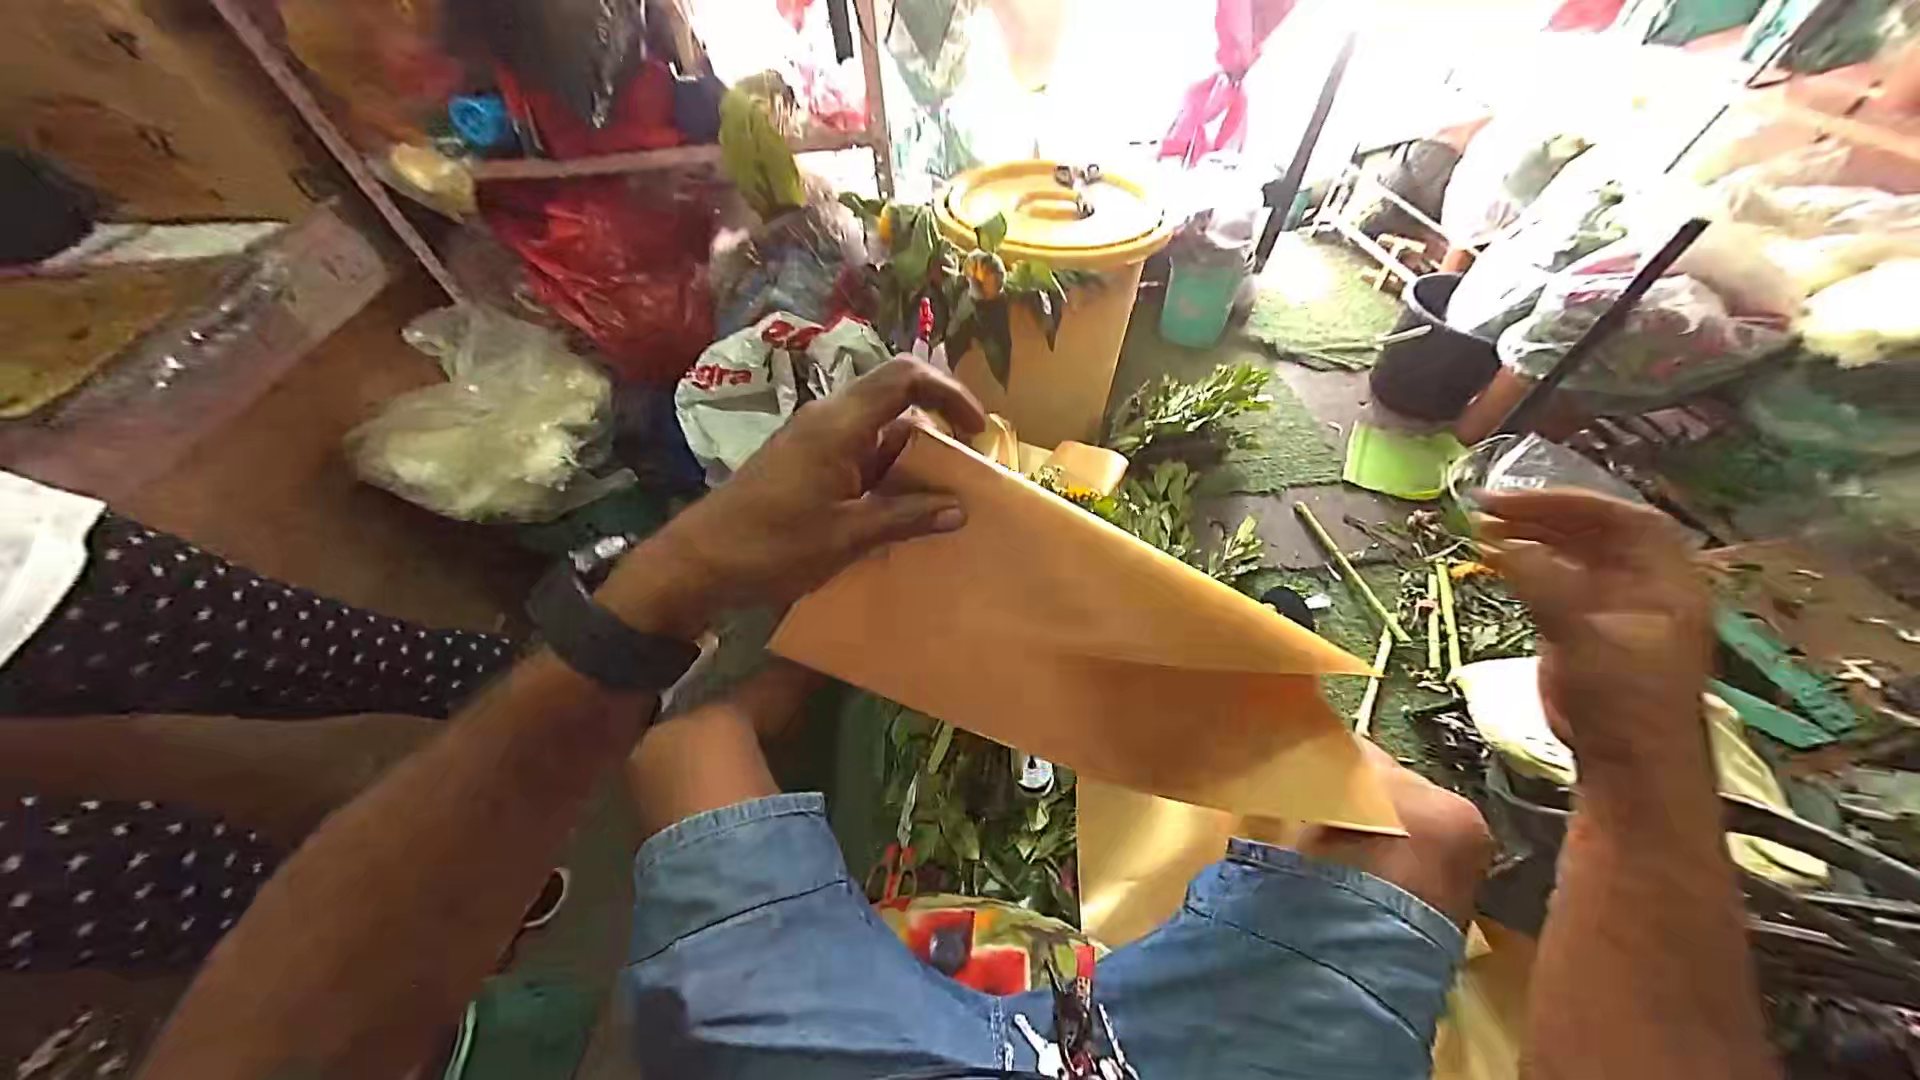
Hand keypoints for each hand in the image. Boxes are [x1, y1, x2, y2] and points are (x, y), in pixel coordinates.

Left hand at [601, 359, 986, 636]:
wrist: (700, 561)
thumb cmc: (773, 546)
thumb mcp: (848, 536)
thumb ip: (906, 517)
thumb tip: (959, 509)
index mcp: (840, 424)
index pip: (905, 377)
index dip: (949, 393)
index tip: (976, 429)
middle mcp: (829, 419)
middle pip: (896, 399)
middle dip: (937, 427)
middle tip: (963, 468)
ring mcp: (815, 439)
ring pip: (879, 430)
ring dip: (912, 457)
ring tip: (939, 496)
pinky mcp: (806, 459)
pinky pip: (860, 452)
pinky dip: (887, 472)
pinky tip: (899, 508)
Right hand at [1475, 490, 1711, 781]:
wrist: (1627, 757)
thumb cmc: (1620, 701)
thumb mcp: (1582, 639)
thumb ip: (1542, 586)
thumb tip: (1496, 542)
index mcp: (1664, 583)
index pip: (1625, 521)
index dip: (1570, 503)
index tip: (1513, 502)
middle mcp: (1642, 586)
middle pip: (1595, 531)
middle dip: (1541, 514)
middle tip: (1485, 508)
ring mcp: (1611, 604)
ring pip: (1571, 551)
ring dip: (1528, 534)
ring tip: (1482, 527)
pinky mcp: (1582, 621)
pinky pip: (1553, 575)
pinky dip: (1523, 561)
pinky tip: (1494, 557)